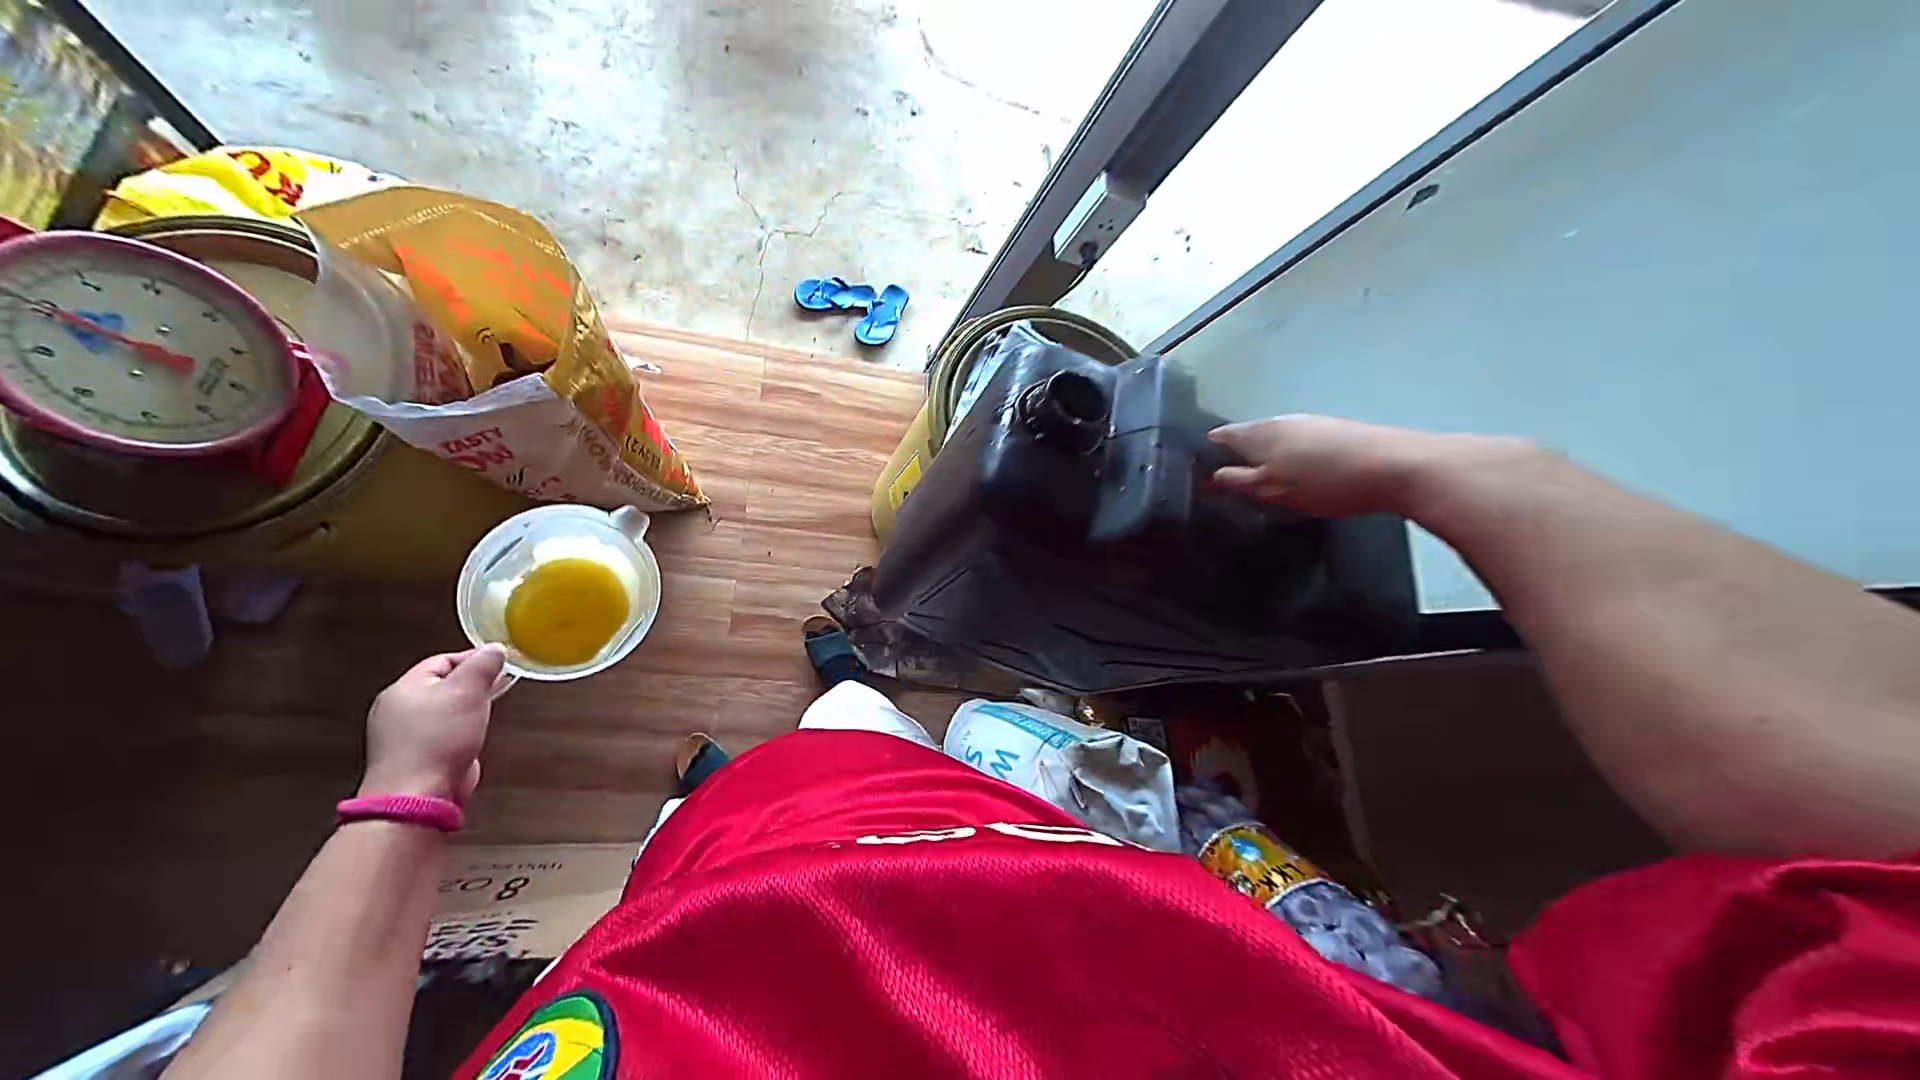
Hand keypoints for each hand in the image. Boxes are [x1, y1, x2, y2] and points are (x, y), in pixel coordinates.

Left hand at [359, 645, 506, 803]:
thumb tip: (494, 649)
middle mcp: (399, 708)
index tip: (501, 662)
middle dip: (474, 682)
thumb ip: (482, 665)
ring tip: (492, 704)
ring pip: (445, 707)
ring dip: (470, 704)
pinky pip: (444, 729)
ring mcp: (405, 733)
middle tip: (500, 681)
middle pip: (443, 683)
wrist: (420, 792)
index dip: (474, 659)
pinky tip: (476, 729)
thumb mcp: (467, 691)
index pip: (443, 660)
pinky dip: (463, 725)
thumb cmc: (439, 739)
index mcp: (404, 688)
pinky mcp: (417, 753)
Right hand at [1208, 414, 1540, 518]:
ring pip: (1272, 444)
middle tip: (1230, 492)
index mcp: (1258, 431)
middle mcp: (1280, 421)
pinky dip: (1288, 464)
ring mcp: (1310, 425)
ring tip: (1264, 491)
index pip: (1216, 437)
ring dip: (1263, 464)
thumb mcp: (1272, 489)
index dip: (1203, 457)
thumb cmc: (1327, 480)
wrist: (1402, 468)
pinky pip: (1296, 449)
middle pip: (1245, 439)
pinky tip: (1299, 483)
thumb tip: (1210, 477)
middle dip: (1234, 461)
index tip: (1198, 481)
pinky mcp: (1335, 434)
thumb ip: (1236, 482)